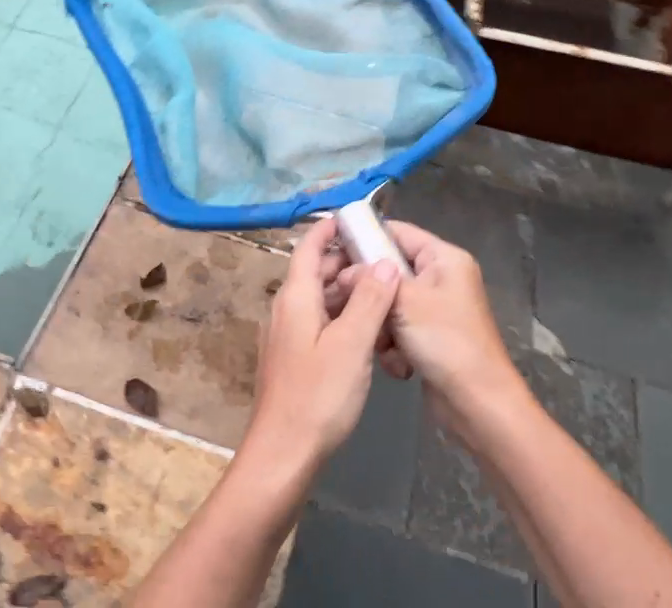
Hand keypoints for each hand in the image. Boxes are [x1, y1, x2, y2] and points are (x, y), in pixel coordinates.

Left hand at [243, 216, 401, 468]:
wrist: (283, 453)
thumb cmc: (318, 395)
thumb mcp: (351, 344)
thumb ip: (369, 301)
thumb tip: (384, 262)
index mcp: (295, 297)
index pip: (310, 248)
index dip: (331, 229)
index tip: (358, 217)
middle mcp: (286, 310)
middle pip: (316, 272)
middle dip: (349, 262)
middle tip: (388, 260)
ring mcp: (288, 336)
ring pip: (321, 300)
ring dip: (350, 292)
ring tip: (387, 294)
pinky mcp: (295, 359)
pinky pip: (321, 324)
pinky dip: (344, 318)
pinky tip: (370, 332)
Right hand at [328, 222, 517, 406]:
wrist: (478, 403)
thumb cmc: (446, 342)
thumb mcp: (406, 302)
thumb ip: (371, 279)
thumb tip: (343, 272)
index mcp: (443, 258)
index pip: (396, 231)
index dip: (364, 238)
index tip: (333, 253)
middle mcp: (441, 278)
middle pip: (389, 271)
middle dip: (371, 293)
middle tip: (349, 306)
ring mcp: (435, 309)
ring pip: (389, 303)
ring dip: (382, 325)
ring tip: (384, 344)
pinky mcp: (430, 337)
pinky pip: (398, 328)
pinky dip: (393, 346)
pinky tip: (398, 364)